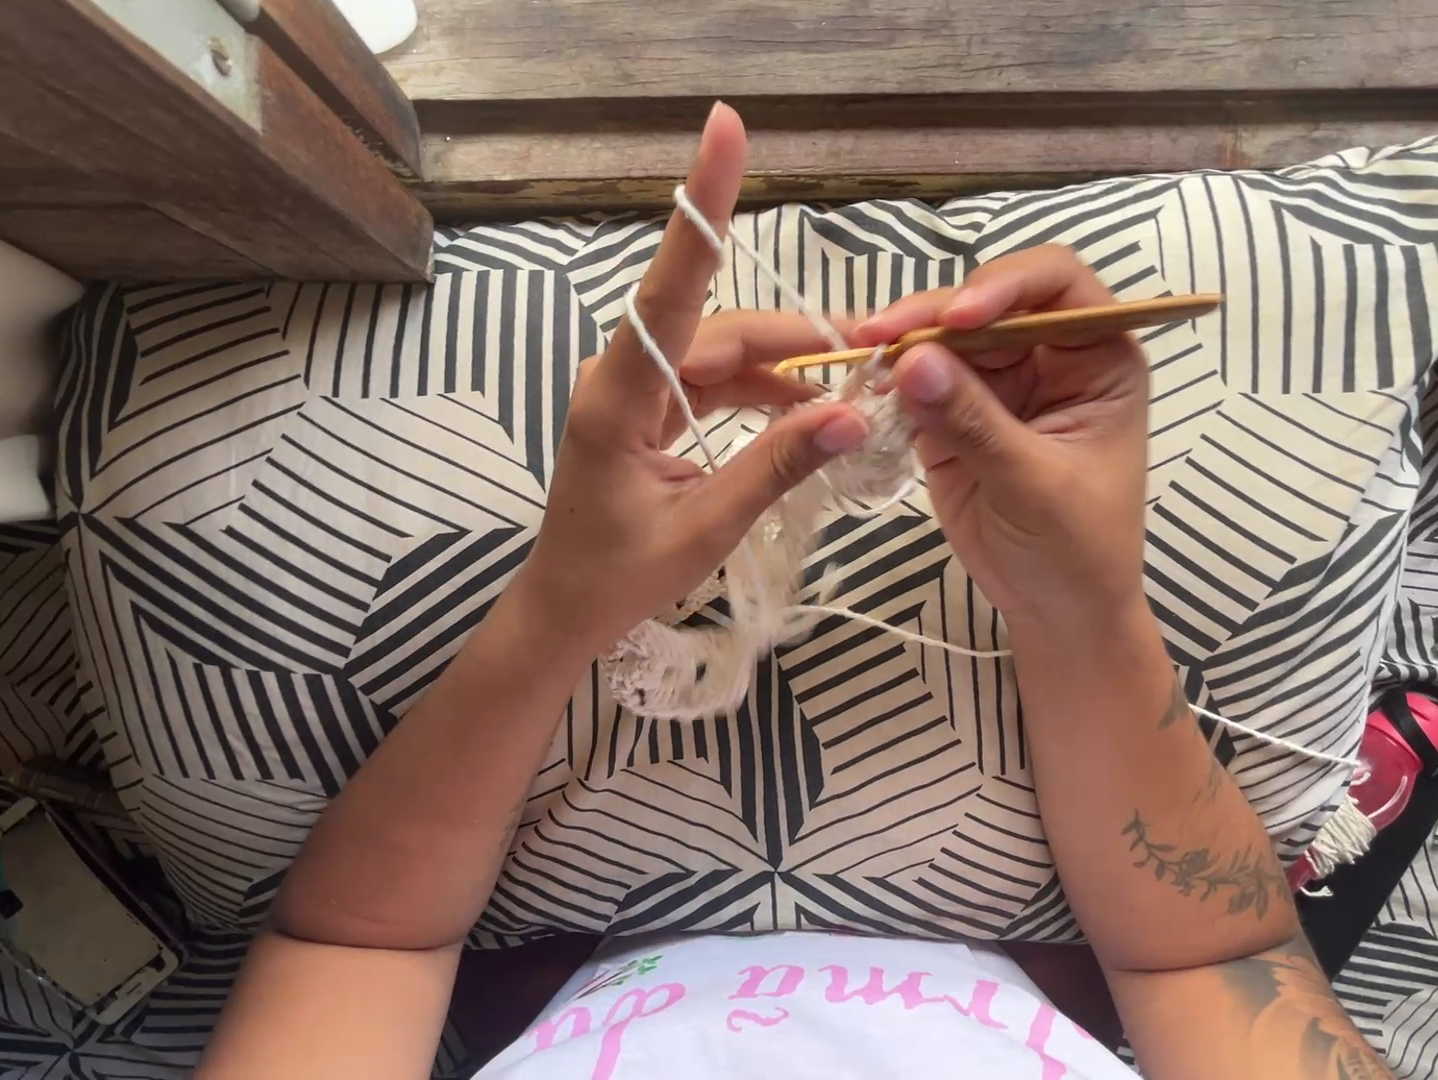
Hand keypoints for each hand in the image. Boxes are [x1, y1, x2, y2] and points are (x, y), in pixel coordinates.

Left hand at [513, 104, 869, 655]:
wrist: (568, 607)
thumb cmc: (620, 576)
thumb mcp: (705, 525)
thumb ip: (775, 467)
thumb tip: (853, 417)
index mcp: (618, 397)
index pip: (670, 289)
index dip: (702, 208)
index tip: (725, 129)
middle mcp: (621, 376)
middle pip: (718, 327)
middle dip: (794, 338)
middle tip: (869, 353)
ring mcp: (632, 390)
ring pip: (721, 353)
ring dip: (783, 367)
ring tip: (847, 388)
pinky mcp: (646, 409)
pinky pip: (712, 382)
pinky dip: (760, 393)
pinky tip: (804, 409)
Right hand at [855, 246, 1150, 633]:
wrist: (1053, 608)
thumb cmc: (1075, 547)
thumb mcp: (1032, 483)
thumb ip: (973, 421)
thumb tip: (911, 360)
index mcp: (1095, 358)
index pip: (1055, 287)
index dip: (1006, 286)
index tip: (957, 317)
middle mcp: (1044, 359)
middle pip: (984, 307)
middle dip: (932, 316)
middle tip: (877, 337)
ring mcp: (995, 388)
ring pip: (942, 342)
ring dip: (902, 348)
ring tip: (862, 362)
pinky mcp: (952, 419)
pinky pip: (917, 386)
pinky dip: (889, 387)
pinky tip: (864, 392)